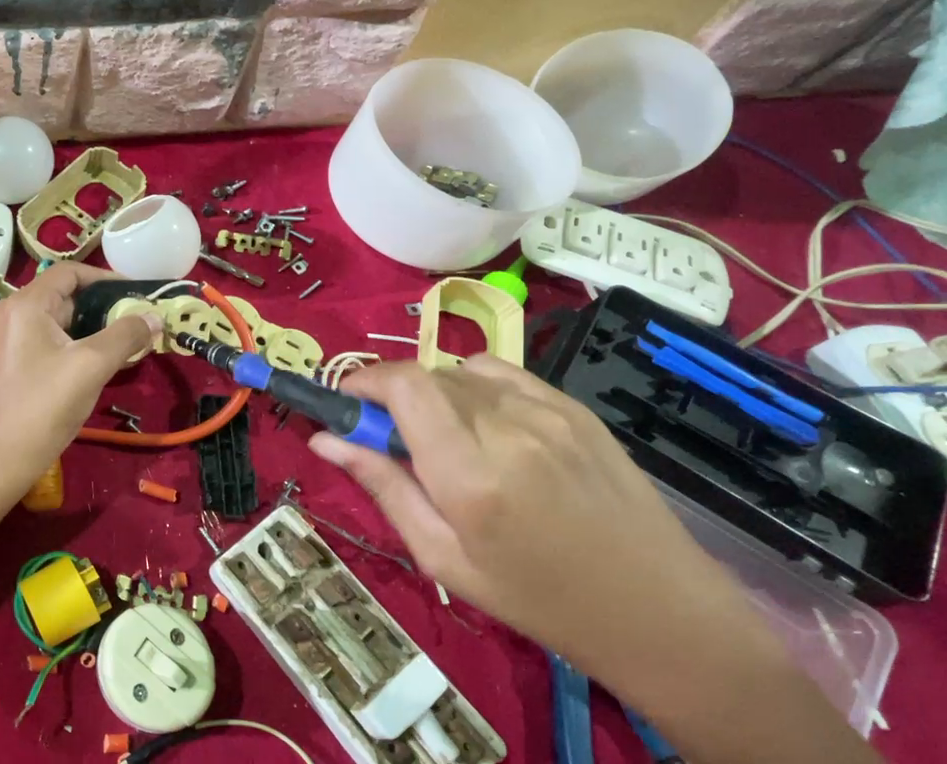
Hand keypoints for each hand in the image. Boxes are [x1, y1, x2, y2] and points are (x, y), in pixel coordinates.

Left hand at [0, 263, 160, 487]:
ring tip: (129, 338)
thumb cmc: (46, 404)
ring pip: (60, 318)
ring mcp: (12, 336)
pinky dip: (78, 340)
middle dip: (103, 305)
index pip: (69, 273)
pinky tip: (104, 357)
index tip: (137, 292)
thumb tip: (154, 317)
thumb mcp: (92, 365)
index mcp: (25, 304)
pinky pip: (52, 337)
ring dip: (94, 325)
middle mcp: (13, 312)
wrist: (6, 455)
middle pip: (65, 294)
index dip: (105, 278)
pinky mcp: (16, 358)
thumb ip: (125, 335)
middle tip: (138, 318)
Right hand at [309, 355, 780, 683]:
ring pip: (460, 371)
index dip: (363, 381)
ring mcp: (550, 413)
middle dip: (391, 394)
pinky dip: (473, 387)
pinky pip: (501, 373)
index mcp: (471, 474)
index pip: (403, 384)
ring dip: (432, 393)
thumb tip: (323, 438)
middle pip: (425, 374)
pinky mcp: (576, 409)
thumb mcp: (443, 559)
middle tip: (389, 438)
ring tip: (443, 439)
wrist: (662, 615)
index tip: (345, 405)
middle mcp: (509, 429)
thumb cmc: (538, 600)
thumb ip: (383, 488)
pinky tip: (485, 428)